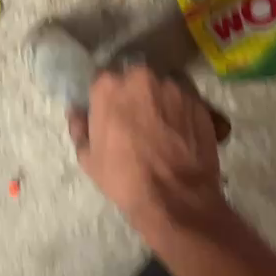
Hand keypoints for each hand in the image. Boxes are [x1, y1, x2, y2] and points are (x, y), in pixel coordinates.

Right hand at [68, 65, 230, 236]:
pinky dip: (182, 112)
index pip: (103, 80)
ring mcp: (172, 87)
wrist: (176, 199)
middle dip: (135, 94)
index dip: (107, 98)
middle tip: (138, 120)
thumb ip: (79, 127)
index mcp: (108, 85)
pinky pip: (185, 100)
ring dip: (160, 101)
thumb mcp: (88, 158)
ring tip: (164, 127)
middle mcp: (140, 77)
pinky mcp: (198, 102)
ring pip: (162, 88)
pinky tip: (181, 133)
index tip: (112, 113)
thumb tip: (77, 112)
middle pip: (135, 79)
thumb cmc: (125, 178)